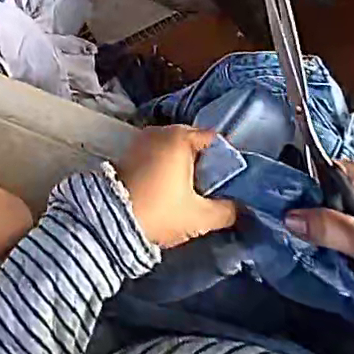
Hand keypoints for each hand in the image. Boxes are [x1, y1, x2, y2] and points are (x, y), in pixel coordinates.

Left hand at [114, 126, 238, 248]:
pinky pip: (157, 154)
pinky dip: (165, 166)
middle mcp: (161, 130)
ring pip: (174, 149)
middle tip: (210, 189)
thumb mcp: (200, 217)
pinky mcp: (129, 152)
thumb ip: (227, 211)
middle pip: (194, 142)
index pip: (214, 140)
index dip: (225, 160)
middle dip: (204, 163)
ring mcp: (142, 139)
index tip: (227, 182)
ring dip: (183, 165)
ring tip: (190, 191)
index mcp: (181, 137)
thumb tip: (242, 209)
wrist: (111, 222)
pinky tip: (168, 188)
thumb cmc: (160, 211)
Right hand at [284, 161, 353, 275]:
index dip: (298, 188)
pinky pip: (322, 226)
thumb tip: (290, 218)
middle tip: (283, 226)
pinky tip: (303, 245)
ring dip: (306, 225)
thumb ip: (330, 226)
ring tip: (289, 237)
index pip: (316, 171)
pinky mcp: (347, 227)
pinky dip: (314, 235)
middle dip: (300, 208)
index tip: (281, 205)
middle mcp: (350, 186)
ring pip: (316, 210)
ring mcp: (348, 207)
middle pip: (314, 192)